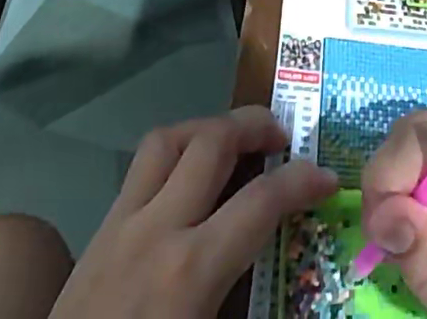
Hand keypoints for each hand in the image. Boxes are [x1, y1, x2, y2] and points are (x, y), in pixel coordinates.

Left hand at [50, 107, 337, 318]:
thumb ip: (247, 299)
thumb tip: (292, 282)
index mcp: (190, 272)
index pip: (261, 202)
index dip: (302, 182)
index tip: (327, 179)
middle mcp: (157, 230)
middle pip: (211, 144)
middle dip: (254, 126)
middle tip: (283, 136)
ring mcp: (121, 222)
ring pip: (167, 139)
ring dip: (209, 126)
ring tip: (237, 137)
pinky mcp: (99, 228)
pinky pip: (141, 164)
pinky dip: (176, 148)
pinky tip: (191, 171)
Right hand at [361, 109, 426, 318]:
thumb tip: (386, 212)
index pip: (418, 148)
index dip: (386, 187)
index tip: (384, 240)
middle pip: (410, 134)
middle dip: (388, 184)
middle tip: (398, 243)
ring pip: (412, 129)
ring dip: (399, 175)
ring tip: (419, 228)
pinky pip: (426, 131)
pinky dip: (414, 165)